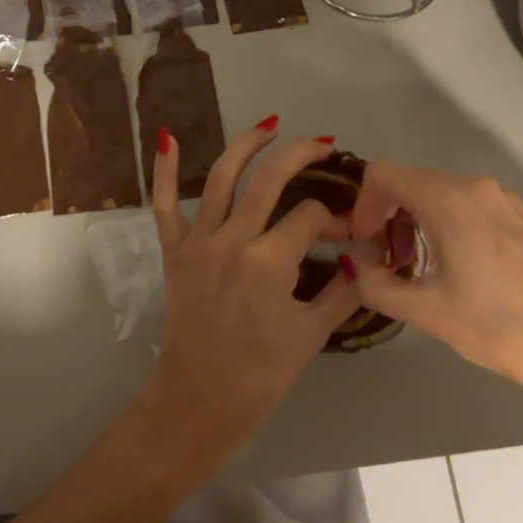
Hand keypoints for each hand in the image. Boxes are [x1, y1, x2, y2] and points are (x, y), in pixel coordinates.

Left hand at [144, 118, 359, 451]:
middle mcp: (233, 239)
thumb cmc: (260, 373)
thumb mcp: (311, 334)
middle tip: (321, 142)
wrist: (200, 397)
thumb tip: (358, 261)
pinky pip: (164, 204)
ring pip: (220, 178)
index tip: (345, 234)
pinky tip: (168, 138)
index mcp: (269, 260)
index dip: (333, 220)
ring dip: (244, 145)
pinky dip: (163, 171)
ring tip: (266, 125)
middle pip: (269, 180)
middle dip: (299, 153)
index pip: (309, 217)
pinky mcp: (174, 250)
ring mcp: (199, 241)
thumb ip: (341, 293)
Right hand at [349, 162, 522, 393]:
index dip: (362, 206)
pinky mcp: (522, 219)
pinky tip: (454, 273)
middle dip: (387, 218)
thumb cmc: (500, 328)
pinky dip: (445, 228)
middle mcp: (475, 187)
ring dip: (415, 225)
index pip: (382, 174)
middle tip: (386, 264)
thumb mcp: (426, 311)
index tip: (366, 247)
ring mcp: (503, 201)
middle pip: (410, 183)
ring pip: (439, 195)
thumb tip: (356, 267)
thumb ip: (376, 284)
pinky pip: (467, 207)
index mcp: (448, 198)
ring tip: (417, 273)